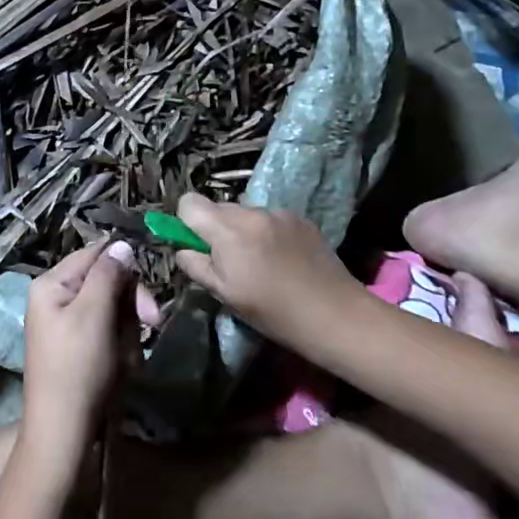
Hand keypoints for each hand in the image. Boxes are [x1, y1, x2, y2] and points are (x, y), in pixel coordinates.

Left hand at [21, 240, 142, 467]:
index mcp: (51, 283)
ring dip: (128, 331)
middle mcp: (55, 298)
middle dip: (130, 305)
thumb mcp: (94, 314)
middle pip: (106, 282)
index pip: (96, 255)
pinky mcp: (78, 347)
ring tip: (126, 356)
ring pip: (112, 310)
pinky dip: (120, 348)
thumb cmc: (77, 368)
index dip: (125, 268)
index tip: (147, 294)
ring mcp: (66, 324)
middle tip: (151, 324)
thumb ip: (107, 275)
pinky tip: (122, 367)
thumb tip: (122, 243)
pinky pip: (107, 333)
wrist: (63, 430)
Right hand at [173, 192, 367, 340]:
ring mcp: (279, 213)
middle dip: (216, 228)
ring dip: (242, 230)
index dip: (186, 221)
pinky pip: (269, 218)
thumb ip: (195, 265)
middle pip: (217, 207)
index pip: (189, 202)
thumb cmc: (272, 311)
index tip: (197, 245)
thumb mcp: (223, 293)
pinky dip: (266, 232)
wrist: (335, 315)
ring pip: (244, 212)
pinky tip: (282, 259)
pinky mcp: (300, 219)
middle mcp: (252, 212)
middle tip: (229, 260)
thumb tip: (184, 249)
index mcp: (228, 230)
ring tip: (259, 261)